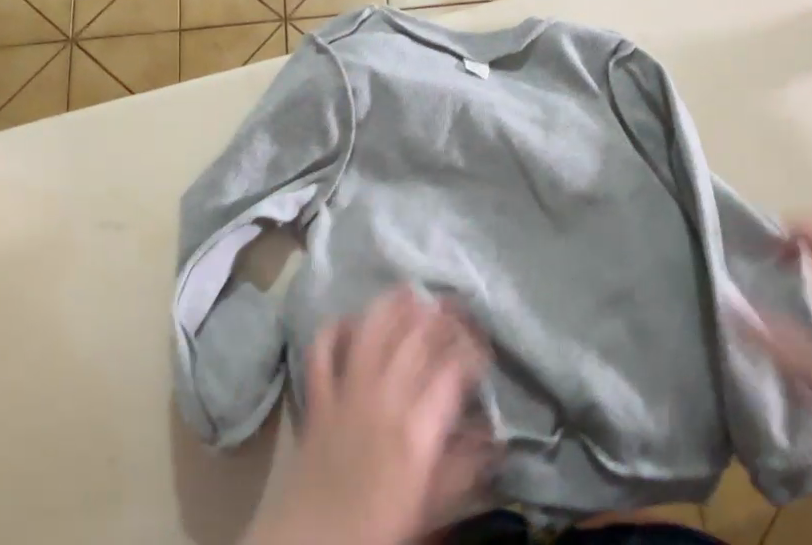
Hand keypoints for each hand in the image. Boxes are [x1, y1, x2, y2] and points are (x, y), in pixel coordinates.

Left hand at [245, 288, 497, 544]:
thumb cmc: (378, 529)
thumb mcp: (433, 504)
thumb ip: (464, 467)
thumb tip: (494, 436)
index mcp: (417, 428)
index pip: (453, 370)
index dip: (472, 349)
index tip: (484, 344)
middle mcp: (383, 399)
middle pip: (415, 341)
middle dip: (439, 317)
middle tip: (455, 305)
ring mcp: (345, 394)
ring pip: (370, 334)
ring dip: (391, 308)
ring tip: (411, 291)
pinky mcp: (317, 398)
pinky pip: (322, 352)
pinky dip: (334, 329)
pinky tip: (349, 319)